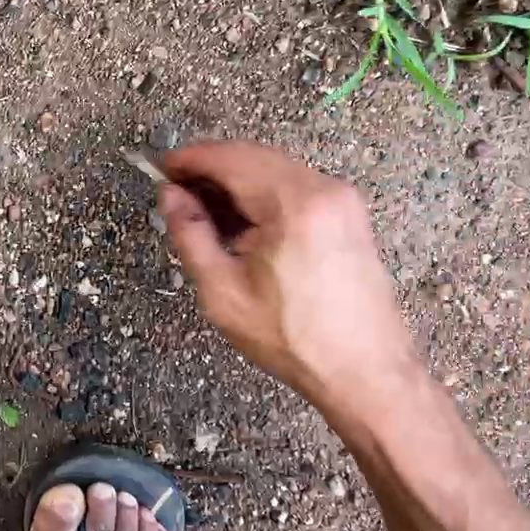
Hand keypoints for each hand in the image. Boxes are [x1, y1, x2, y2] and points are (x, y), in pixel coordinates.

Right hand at [158, 141, 422, 421]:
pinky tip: (241, 222)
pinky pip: (293, 183)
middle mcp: (323, 189)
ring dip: (234, 179)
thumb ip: (190, 233)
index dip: (189, 158)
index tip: (160, 168)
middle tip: (176, 192)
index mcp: (293, 204)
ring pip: (271, 167)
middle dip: (209, 168)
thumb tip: (169, 194)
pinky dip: (260, 191)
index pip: (229, 158)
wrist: (369, 375)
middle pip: (251, 155)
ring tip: (204, 212)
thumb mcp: (223, 291)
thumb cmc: (293, 338)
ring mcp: (341, 199)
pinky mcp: (348, 213)